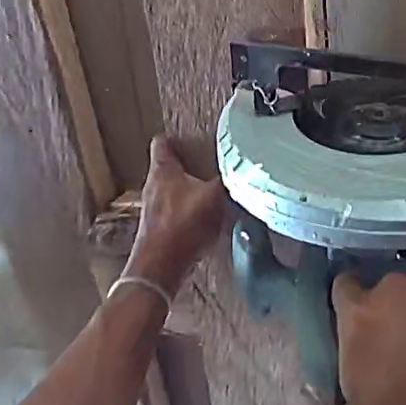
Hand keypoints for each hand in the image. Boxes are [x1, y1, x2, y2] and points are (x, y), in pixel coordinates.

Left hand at [121, 135, 228, 292]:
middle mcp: (154, 187)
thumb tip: (250, 165)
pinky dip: (192, 207)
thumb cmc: (181, 227)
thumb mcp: (214, 196)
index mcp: (162, 172)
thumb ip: (231, 178)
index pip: (163, 143)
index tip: (193, 135)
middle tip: (212, 159)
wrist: (160, 269)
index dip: (178, 137)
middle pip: (170, 166)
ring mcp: (156, 208)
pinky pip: (179, 209)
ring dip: (192, 186)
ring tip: (215, 186)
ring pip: (175, 188)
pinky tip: (210, 215)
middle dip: (190, 163)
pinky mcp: (161, 227)